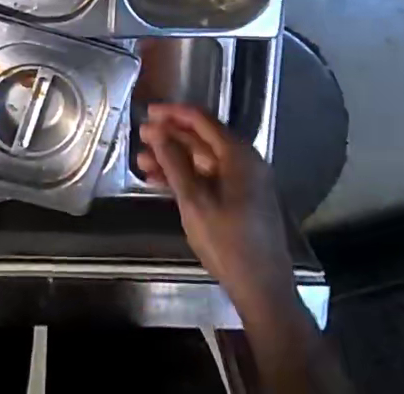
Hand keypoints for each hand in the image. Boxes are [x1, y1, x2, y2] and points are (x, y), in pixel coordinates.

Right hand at [137, 103, 297, 313]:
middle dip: (170, 136)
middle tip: (140, 135)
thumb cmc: (228, 243)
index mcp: (238, 154)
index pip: (202, 120)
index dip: (173, 113)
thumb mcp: (195, 202)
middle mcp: (244, 161)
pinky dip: (186, 177)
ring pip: (203, 159)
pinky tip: (160, 181)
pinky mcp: (239, 199)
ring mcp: (243, 181)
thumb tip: (156, 132)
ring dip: (174, 158)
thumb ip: (174, 163)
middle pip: (202, 138)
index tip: (147, 112)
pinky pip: (209, 177)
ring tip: (142, 160)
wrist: (263, 291)